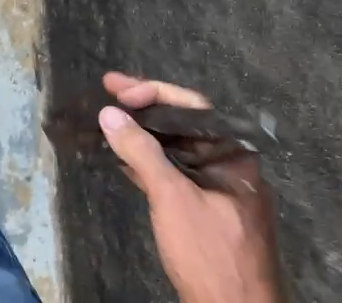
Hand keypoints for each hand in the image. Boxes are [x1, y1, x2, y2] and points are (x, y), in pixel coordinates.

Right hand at [100, 73, 283, 302]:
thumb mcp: (172, 197)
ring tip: (108, 119)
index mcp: (234, 157)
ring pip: (176, 148)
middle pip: (184, 124)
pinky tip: (123, 157)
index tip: (116, 92)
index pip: (192, 106)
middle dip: (143, 107)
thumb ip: (141, 151)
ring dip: (142, 133)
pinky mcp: (206, 211)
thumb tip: (109, 113)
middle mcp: (230, 167)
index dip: (153, 93)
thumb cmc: (210, 251)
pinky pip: (174, 172)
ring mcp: (219, 190)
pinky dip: (147, 160)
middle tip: (107, 90)